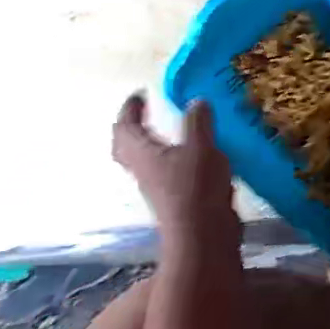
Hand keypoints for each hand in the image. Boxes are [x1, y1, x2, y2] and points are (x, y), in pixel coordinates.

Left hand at [112, 95, 240, 251]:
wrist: (204, 234)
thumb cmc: (196, 187)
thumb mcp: (201, 147)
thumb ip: (198, 122)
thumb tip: (196, 101)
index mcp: (143, 154)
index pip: (125, 127)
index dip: (130, 109)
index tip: (141, 94)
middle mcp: (144, 170)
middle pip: (126, 147)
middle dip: (131, 129)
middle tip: (144, 114)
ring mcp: (158, 187)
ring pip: (145, 161)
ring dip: (151, 145)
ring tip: (169, 132)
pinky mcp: (175, 199)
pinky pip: (165, 172)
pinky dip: (172, 159)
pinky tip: (193, 157)